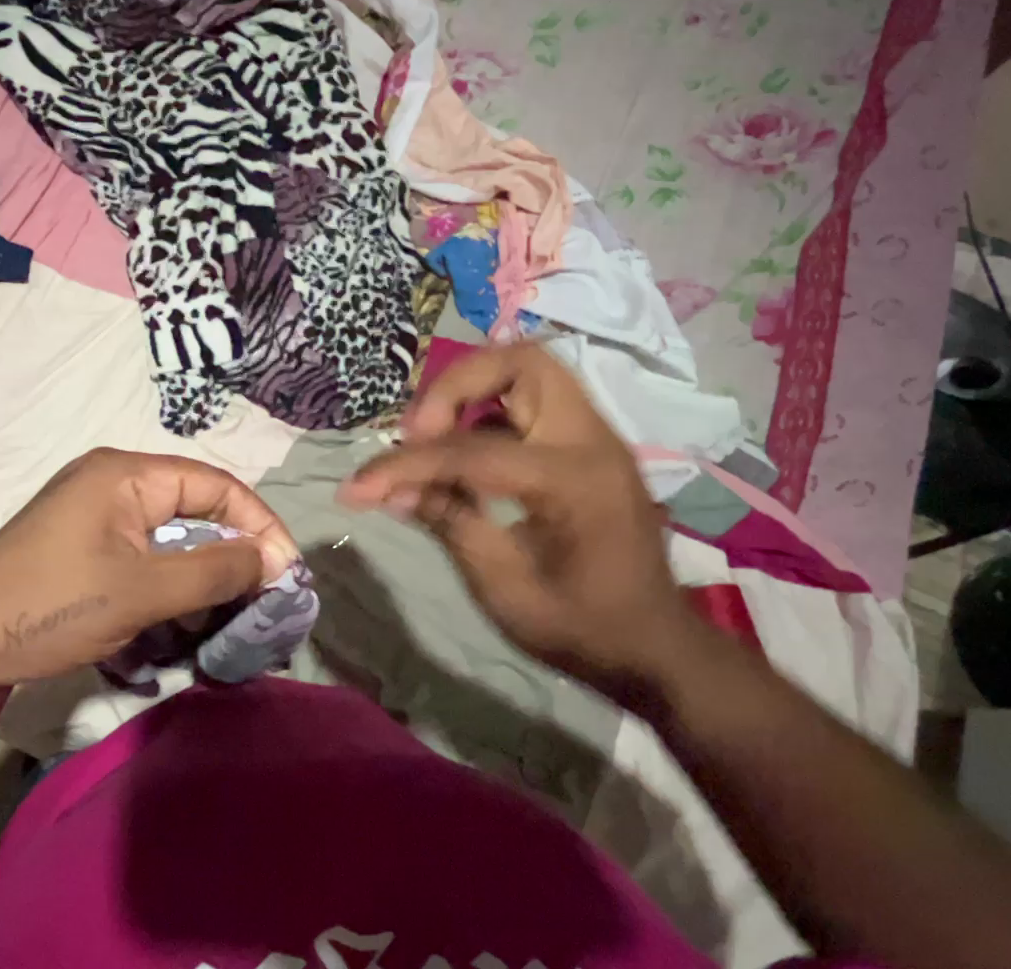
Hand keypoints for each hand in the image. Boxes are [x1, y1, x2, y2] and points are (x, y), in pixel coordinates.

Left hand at [0, 448, 299, 692]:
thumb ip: (214, 570)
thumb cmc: (53, 607)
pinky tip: (176, 625)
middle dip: (230, 557)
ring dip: (199, 579)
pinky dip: (166, 587)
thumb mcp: (143, 590)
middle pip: (193, 510)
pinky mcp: (79, 548)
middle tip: (259, 604)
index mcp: (125, 473)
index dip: (258, 525)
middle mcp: (110, 483)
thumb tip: (273, 559)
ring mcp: (91, 516)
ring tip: (221, 622)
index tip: (285, 574)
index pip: (215, 484)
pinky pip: (141, 558)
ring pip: (168, 540)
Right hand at [338, 344, 697, 698]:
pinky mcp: (589, 448)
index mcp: (574, 480)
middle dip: (454, 386)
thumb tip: (389, 491)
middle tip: (416, 433)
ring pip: (529, 371)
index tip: (356, 488)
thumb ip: (448, 521)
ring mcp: (596, 439)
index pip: (471, 450)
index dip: (405, 466)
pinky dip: (489, 411)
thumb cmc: (580, 626)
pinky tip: (461, 455)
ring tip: (431, 438)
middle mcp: (592, 441)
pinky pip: (534, 402)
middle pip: (520, 363)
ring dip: (471, 391)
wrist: (653, 647)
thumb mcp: (502, 584)